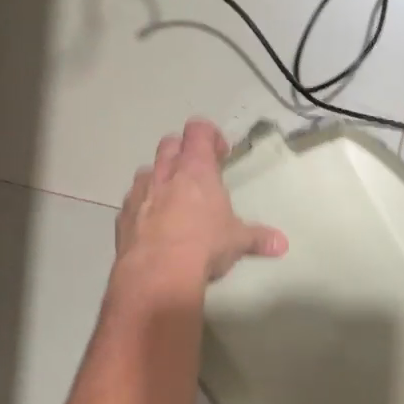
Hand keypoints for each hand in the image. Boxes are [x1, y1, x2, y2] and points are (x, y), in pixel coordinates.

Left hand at [115, 119, 286, 280]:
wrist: (158, 272)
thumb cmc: (205, 245)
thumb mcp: (237, 242)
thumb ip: (258, 238)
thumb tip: (281, 244)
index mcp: (196, 170)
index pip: (199, 131)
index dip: (210, 136)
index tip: (221, 154)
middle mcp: (165, 173)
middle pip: (169, 144)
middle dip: (183, 152)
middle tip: (197, 174)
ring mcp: (139, 192)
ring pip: (147, 171)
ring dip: (159, 178)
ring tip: (173, 200)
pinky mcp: (122, 216)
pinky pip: (132, 201)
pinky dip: (143, 207)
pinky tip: (153, 226)